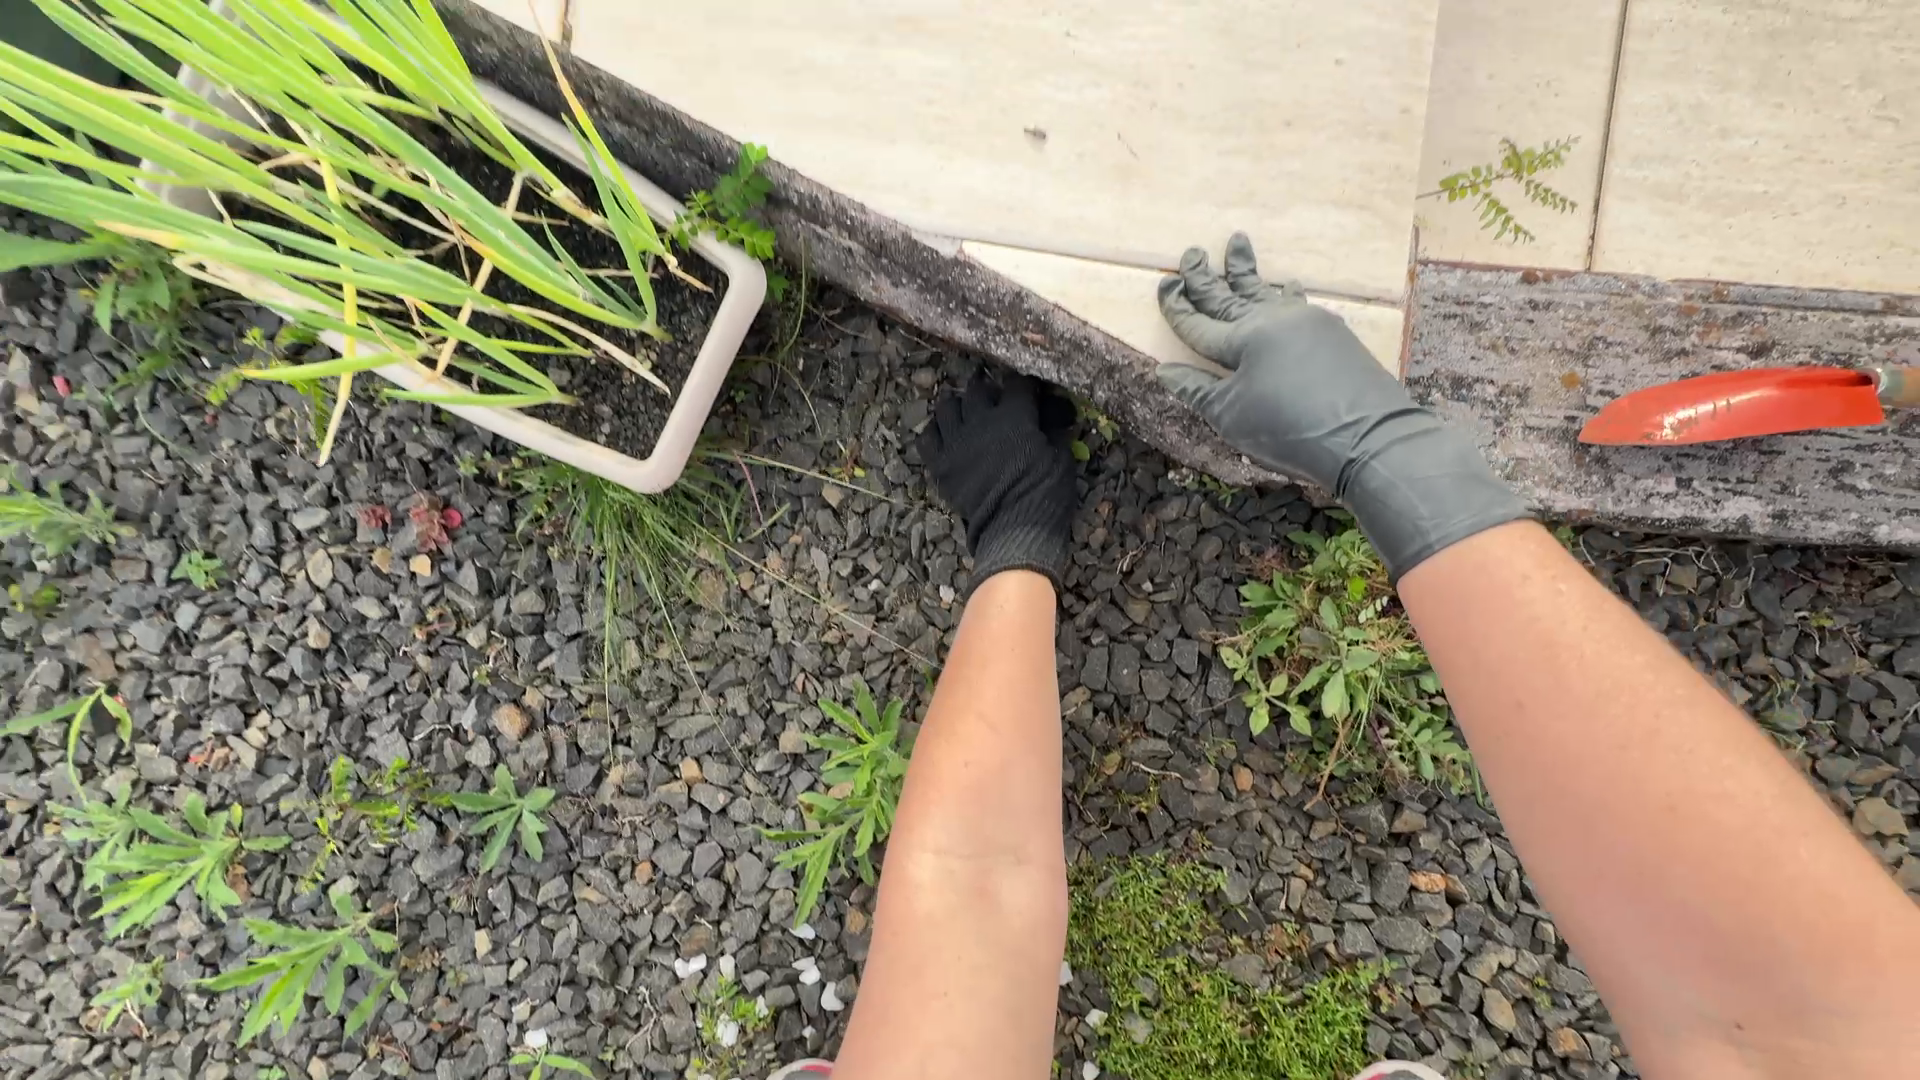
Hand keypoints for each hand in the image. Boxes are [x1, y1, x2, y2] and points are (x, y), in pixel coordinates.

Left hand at [918, 371, 1078, 597]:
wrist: (1016, 530)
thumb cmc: (1045, 493)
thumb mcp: (1061, 457)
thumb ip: (1054, 429)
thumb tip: (1055, 412)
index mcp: (1013, 416)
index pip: (1016, 384)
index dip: (1023, 384)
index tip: (1028, 390)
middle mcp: (980, 421)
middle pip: (977, 390)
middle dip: (986, 388)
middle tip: (991, 395)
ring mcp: (956, 442)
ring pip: (947, 407)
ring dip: (957, 404)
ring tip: (963, 409)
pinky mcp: (940, 464)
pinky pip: (927, 438)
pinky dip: (934, 432)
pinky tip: (944, 434)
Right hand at [1156, 232, 1527, 579]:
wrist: (1367, 435)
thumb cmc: (1287, 428)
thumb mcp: (1231, 416)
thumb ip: (1197, 389)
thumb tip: (1165, 369)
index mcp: (1241, 341)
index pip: (1199, 324)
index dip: (1178, 307)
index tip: (1164, 283)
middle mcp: (1271, 321)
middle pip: (1230, 297)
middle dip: (1207, 277)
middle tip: (1192, 251)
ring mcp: (1305, 322)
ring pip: (1266, 291)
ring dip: (1247, 271)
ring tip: (1237, 242)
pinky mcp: (1331, 333)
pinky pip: (1296, 303)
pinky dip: (1284, 292)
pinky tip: (1286, 283)